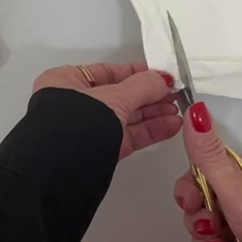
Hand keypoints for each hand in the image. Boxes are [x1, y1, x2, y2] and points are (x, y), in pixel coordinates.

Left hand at [33, 61, 183, 159]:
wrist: (63, 170)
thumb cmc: (72, 129)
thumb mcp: (114, 98)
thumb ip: (142, 87)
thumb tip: (161, 79)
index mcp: (65, 82)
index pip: (107, 72)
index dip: (136, 72)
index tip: (159, 74)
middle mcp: (73, 105)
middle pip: (119, 95)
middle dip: (149, 95)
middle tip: (174, 92)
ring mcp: (87, 130)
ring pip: (125, 117)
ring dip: (153, 113)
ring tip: (177, 109)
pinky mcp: (100, 151)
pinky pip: (128, 136)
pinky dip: (150, 131)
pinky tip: (170, 125)